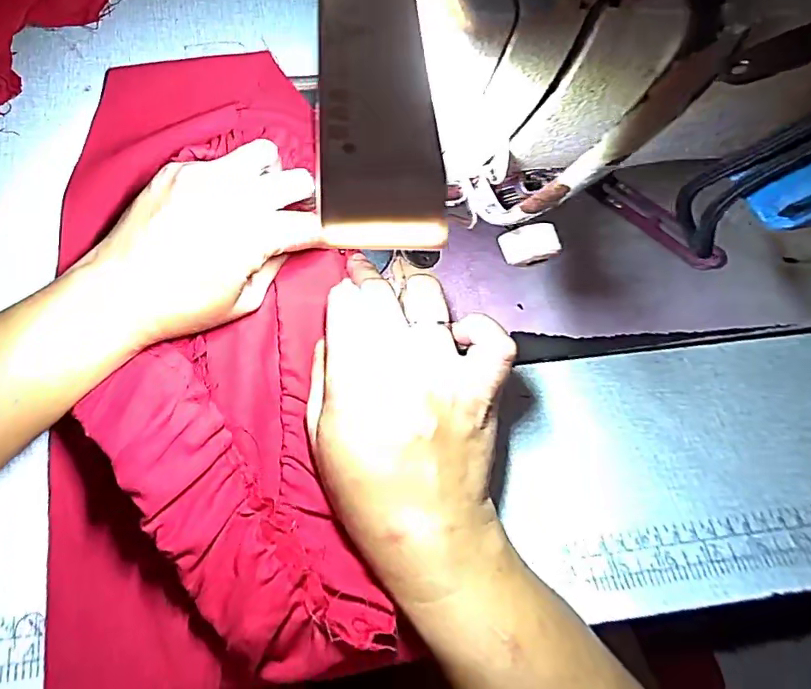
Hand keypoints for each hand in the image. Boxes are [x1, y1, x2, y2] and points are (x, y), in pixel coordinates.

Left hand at [65, 139, 323, 347]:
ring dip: (265, 173)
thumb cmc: (175, 304)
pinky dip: (219, 178)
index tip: (320, 232)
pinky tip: (205, 201)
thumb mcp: (240, 301)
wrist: (120, 290)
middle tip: (289, 211)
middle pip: (298, 178)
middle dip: (301, 196)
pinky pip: (213, 161)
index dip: (322, 229)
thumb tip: (286, 247)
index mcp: (258, 231)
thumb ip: (273, 267)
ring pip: (259, 153)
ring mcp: (204, 176)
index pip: (312, 220)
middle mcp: (236, 195)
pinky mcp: (177, 170)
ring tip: (253, 194)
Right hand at [306, 254, 516, 607]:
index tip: (340, 295)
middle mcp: (401, 366)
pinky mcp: (482, 389)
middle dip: (366, 278)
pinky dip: (477, 326)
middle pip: (382, 293)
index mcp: (354, 378)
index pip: (346, 302)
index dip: (340, 294)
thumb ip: (322, 370)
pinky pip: (492, 338)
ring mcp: (447, 374)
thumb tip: (333, 331)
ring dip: (411, 291)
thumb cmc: (364, 490)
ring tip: (403, 297)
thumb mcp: (317, 430)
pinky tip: (455, 333)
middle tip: (362, 275)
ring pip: (429, 299)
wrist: (429, 535)